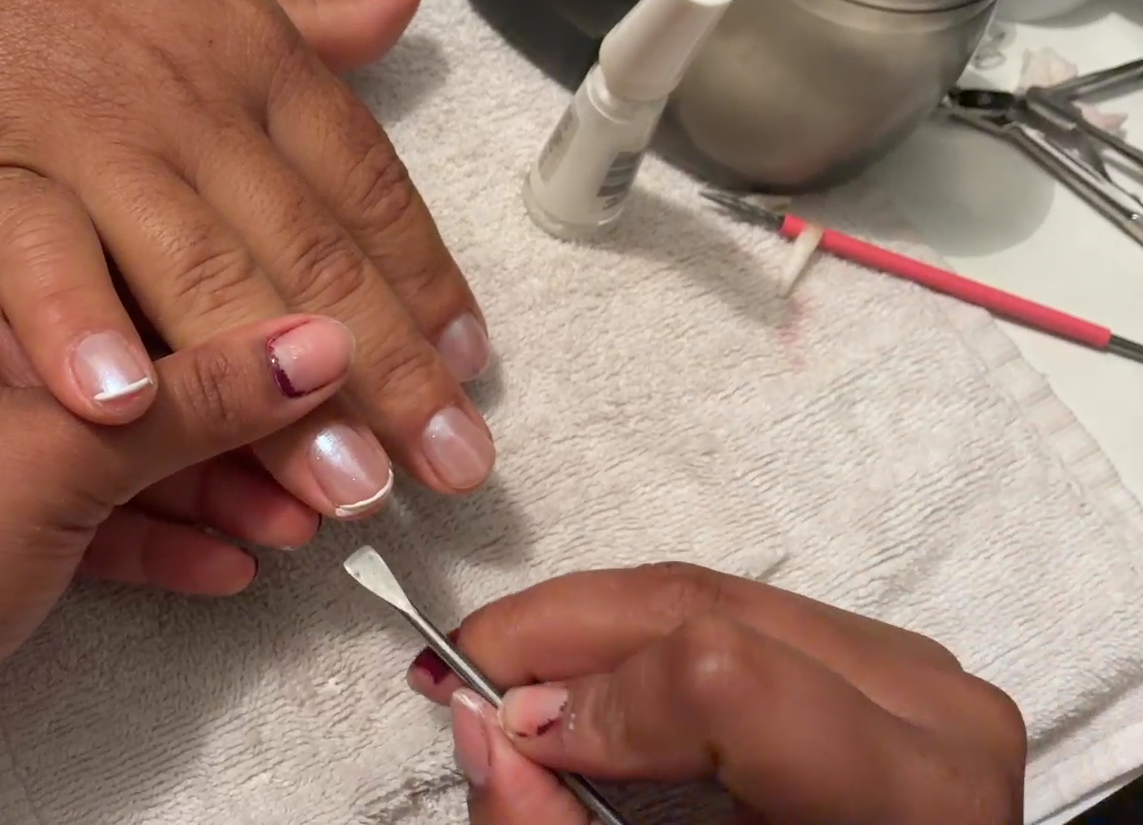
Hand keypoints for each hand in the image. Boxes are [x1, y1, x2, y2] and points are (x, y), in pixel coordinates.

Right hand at [0, 0, 495, 533]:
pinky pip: (43, 259)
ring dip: (274, 396)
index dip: (427, 284)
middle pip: (310, 254)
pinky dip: (84, 328)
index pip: (366, 187)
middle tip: (448, 468)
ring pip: (202, 277)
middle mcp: (192, 108)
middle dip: (388, 371)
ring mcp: (88, 142)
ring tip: (340, 487)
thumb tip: (403, 0)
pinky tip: (126, 410)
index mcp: (253, 59)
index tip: (470, 370)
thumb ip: (303, 12)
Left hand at [0, 272, 356, 823]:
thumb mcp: (67, 455)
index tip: (328, 382)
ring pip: (122, 464)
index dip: (238, 338)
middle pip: (138, 387)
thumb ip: (202, 398)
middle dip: (234, 437)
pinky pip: (92, 523)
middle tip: (331, 474)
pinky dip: (157, 543)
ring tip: (298, 529)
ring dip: (208, 497)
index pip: (138, 300)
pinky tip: (229, 567)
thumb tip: (328, 341)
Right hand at [407, 565, 1025, 823]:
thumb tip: (471, 721)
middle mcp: (921, 701)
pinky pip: (702, 596)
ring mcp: (893, 656)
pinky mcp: (856, 639)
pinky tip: (575, 662)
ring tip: (513, 669)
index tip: (514, 732)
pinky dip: (618, 624)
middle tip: (465, 668)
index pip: (725, 680)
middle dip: (552, 633)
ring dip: (577, 625)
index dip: (599, 697)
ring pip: (683, 587)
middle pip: (687, 607)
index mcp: (909, 798)